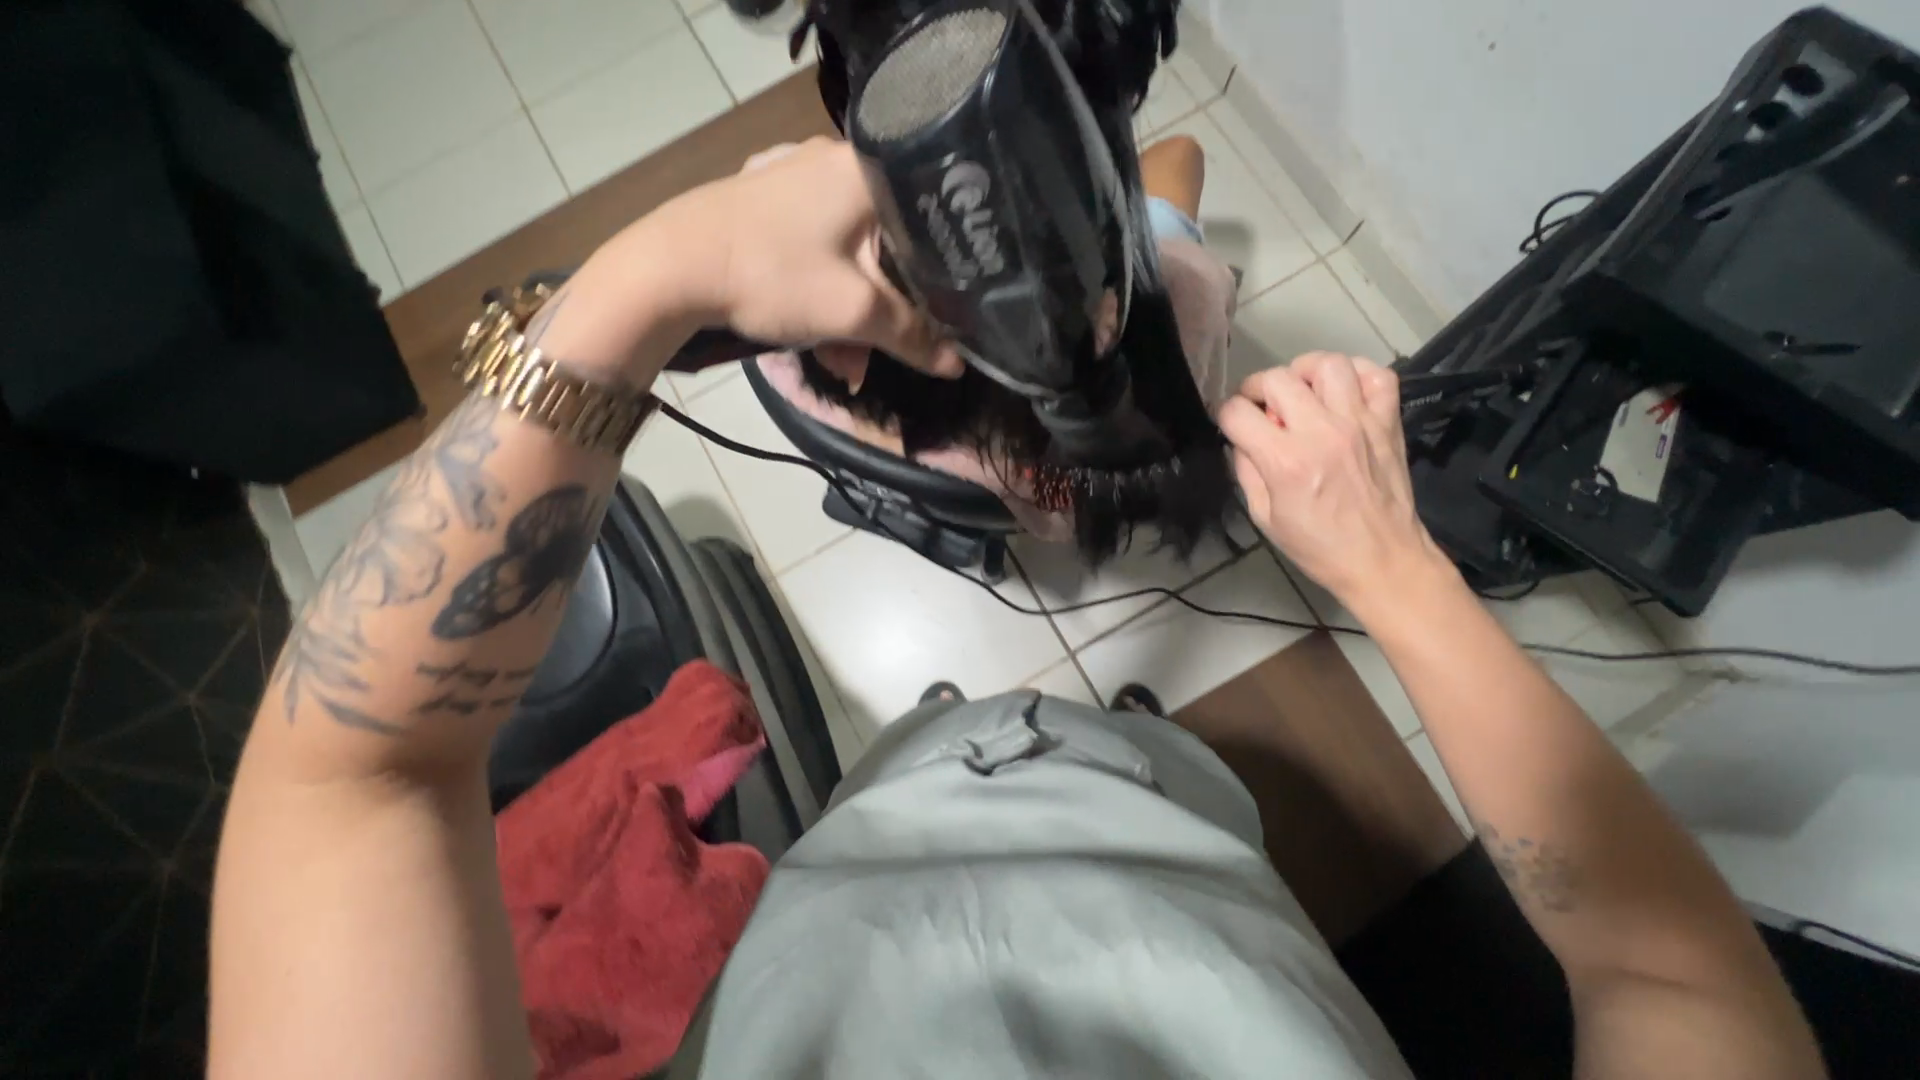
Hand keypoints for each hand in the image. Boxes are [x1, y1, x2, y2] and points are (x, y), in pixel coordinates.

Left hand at [677, 138, 963, 379]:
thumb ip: (913, 337)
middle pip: (890, 243)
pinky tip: (812, 334)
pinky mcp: (765, 198)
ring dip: (852, 311)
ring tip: (839, 362)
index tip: (941, 320)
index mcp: (866, 169)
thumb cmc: (774, 276)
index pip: (932, 221)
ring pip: (851, 251)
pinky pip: (816, 246)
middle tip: (875, 354)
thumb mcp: (855, 313)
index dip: (943, 279)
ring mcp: (794, 175)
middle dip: (887, 310)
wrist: (668, 269)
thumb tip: (956, 364)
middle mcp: (834, 159)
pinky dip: (822, 290)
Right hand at [1217, 352, 1452, 611]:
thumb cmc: (1318, 546)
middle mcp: (1321, 432)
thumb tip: (1240, 440)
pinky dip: (1355, 373)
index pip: (1238, 412)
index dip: (1224, 414)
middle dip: (1257, 388)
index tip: (1230, 424)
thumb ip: (1246, 471)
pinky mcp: (1388, 422)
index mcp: (1284, 461)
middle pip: (1277, 379)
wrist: (1383, 559)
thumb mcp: (1264, 516)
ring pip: (1327, 364)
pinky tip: (1341, 392)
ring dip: (1304, 372)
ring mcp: (1359, 422)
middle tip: (1261, 408)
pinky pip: (1376, 374)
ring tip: (1301, 392)